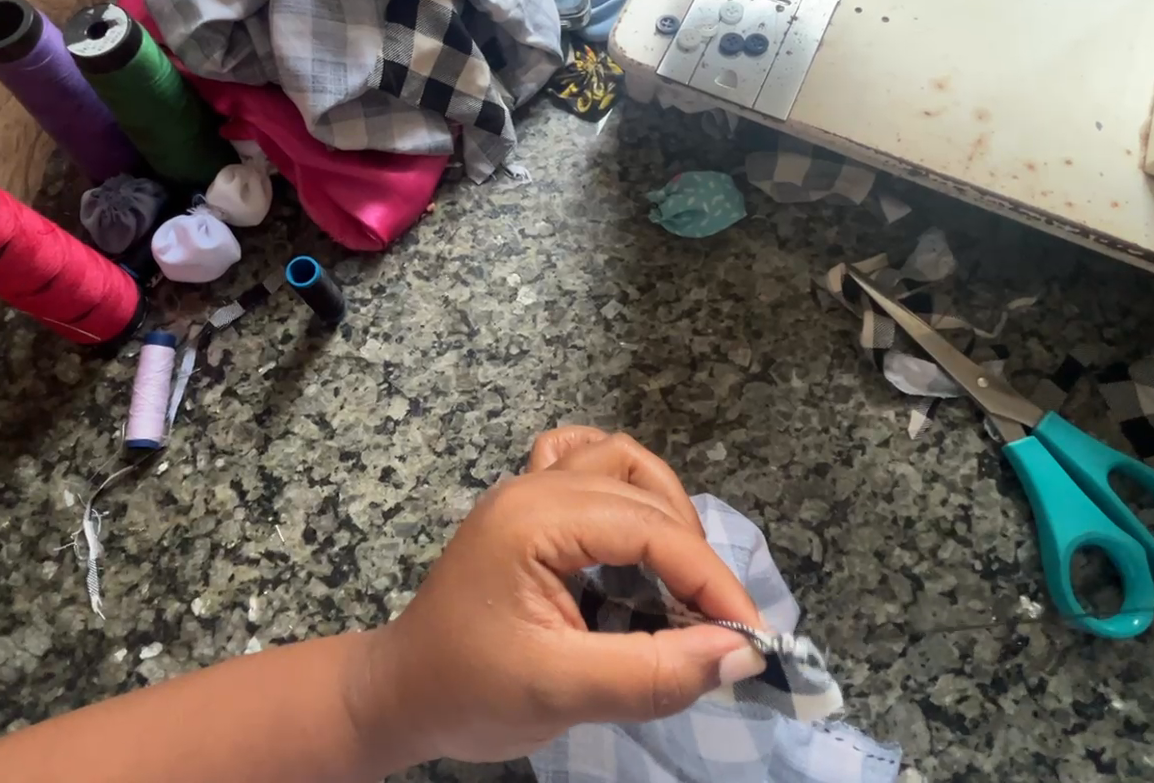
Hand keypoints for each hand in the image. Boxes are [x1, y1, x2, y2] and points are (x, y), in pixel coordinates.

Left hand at [348, 428, 765, 763]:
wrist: (402, 690)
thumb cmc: (469, 691)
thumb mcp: (561, 693)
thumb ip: (650, 672)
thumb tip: (736, 651)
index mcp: (535, 519)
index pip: (646, 528)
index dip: (708, 578)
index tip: (751, 634)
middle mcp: (532, 487)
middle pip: (638, 490)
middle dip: (691, 552)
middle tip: (718, 620)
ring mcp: (525, 488)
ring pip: (617, 460)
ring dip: (661, 507)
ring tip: (682, 571)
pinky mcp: (525, 504)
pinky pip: (581, 460)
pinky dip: (619, 483)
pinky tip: (630, 520)